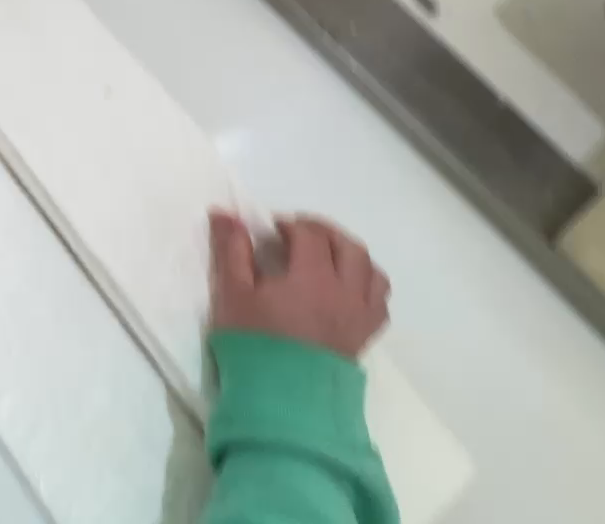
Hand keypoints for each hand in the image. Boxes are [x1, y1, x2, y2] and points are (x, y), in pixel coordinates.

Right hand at [208, 211, 389, 360]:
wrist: (284, 391)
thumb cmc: (254, 337)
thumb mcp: (232, 289)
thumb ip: (231, 248)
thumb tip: (225, 212)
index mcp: (312, 276)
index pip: (310, 235)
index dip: (289, 224)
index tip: (268, 227)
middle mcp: (346, 290)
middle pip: (348, 246)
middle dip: (322, 231)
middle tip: (296, 230)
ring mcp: (362, 313)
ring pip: (370, 269)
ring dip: (348, 252)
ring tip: (323, 253)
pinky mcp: (367, 331)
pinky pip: (379, 296)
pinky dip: (364, 280)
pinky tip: (343, 284)